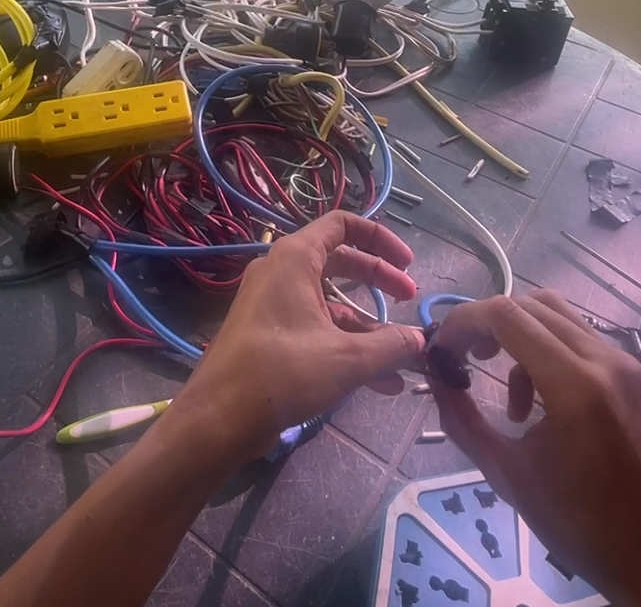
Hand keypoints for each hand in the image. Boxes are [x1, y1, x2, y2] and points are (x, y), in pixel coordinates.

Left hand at [159, 212, 426, 464]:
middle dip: (378, 280)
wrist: (219, 416)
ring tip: (403, 355)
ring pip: (330, 301)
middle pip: (340, 261)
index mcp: (295, 258)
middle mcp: (281, 271)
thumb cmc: (282, 372)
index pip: (342, 224)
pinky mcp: (269, 333)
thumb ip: (391, 346)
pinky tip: (381, 382)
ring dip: (367, 325)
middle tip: (409, 300)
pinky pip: (316, 326)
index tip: (408, 263)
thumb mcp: (346, 358)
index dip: (380, 238)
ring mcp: (272, 302)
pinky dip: (346, 344)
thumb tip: (421, 341)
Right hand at [431, 291, 640, 606]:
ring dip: (514, 332)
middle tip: (461, 357)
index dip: (462, 323)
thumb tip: (435, 378)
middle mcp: (603, 360)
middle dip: (484, 323)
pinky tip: (532, 400)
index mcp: (575, 385)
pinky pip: (575, 337)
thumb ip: (462, 420)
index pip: (504, 315)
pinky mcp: (630, 376)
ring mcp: (623, 364)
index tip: (442, 352)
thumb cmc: (583, 527)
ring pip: (554, 313)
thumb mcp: (507, 475)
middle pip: (528, 305)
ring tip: (493, 372)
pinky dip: (541, 348)